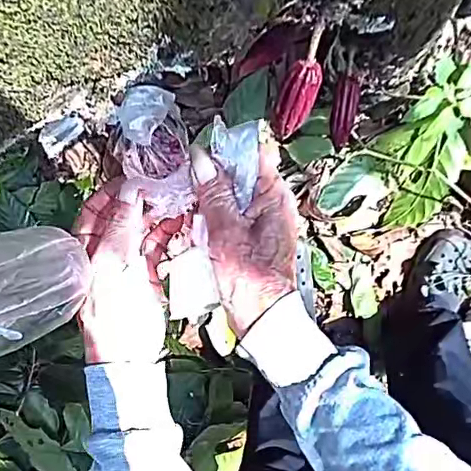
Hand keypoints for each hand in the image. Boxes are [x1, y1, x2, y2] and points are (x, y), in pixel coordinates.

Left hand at [71, 179, 170, 364]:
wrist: (130, 356)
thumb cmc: (113, 320)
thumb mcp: (113, 266)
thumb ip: (121, 228)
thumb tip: (129, 193)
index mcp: (85, 251)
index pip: (94, 210)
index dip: (112, 193)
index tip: (133, 180)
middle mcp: (105, 254)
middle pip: (120, 217)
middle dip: (139, 200)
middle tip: (160, 186)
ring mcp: (127, 265)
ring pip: (141, 229)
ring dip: (157, 214)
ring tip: (174, 201)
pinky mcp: (147, 276)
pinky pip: (157, 247)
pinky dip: (168, 233)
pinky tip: (179, 222)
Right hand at [190, 140, 300, 334]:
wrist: (261, 319)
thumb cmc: (251, 281)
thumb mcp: (225, 231)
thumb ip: (214, 194)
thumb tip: (202, 160)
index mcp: (275, 197)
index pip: (254, 154)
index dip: (226, 151)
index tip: (203, 157)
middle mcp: (274, 206)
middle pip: (240, 177)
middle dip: (214, 182)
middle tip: (195, 193)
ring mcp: (265, 225)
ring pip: (233, 201)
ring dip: (212, 206)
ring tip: (199, 220)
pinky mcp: (254, 242)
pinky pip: (232, 222)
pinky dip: (216, 224)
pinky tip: (205, 236)